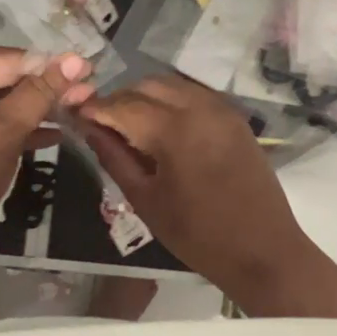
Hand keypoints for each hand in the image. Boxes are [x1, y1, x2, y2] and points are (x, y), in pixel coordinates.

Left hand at [0, 48, 92, 247]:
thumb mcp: (6, 131)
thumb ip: (40, 94)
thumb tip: (74, 60)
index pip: (10, 59)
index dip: (53, 68)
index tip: (90, 75)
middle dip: (43, 91)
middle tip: (86, 100)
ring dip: (29, 112)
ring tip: (73, 118)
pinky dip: (6, 129)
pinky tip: (45, 137)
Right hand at [75, 74, 313, 289]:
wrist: (262, 250)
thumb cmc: (198, 235)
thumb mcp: (146, 200)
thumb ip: (114, 158)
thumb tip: (88, 128)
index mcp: (173, 129)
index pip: (121, 105)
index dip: (93, 109)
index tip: (73, 118)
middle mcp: (199, 106)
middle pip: (146, 86)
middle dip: (119, 100)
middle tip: (101, 126)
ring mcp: (221, 109)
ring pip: (172, 85)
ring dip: (145, 98)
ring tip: (130, 128)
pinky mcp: (235, 118)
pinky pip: (195, 95)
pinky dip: (172, 102)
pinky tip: (162, 128)